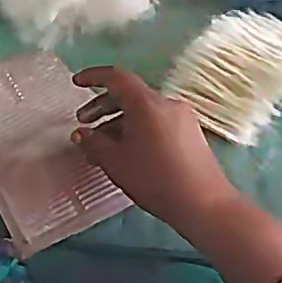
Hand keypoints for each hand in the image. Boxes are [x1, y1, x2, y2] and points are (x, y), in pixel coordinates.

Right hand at [71, 67, 245, 228]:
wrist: (204, 205)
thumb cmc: (155, 178)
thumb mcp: (115, 161)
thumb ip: (93, 142)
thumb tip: (81, 133)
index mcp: (147, 104)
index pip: (116, 78)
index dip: (94, 77)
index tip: (77, 82)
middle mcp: (166, 104)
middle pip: (129, 95)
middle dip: (102, 106)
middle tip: (83, 121)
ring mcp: (181, 119)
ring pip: (142, 111)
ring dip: (117, 121)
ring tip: (101, 143)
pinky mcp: (190, 134)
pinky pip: (155, 122)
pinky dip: (135, 129)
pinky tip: (125, 150)